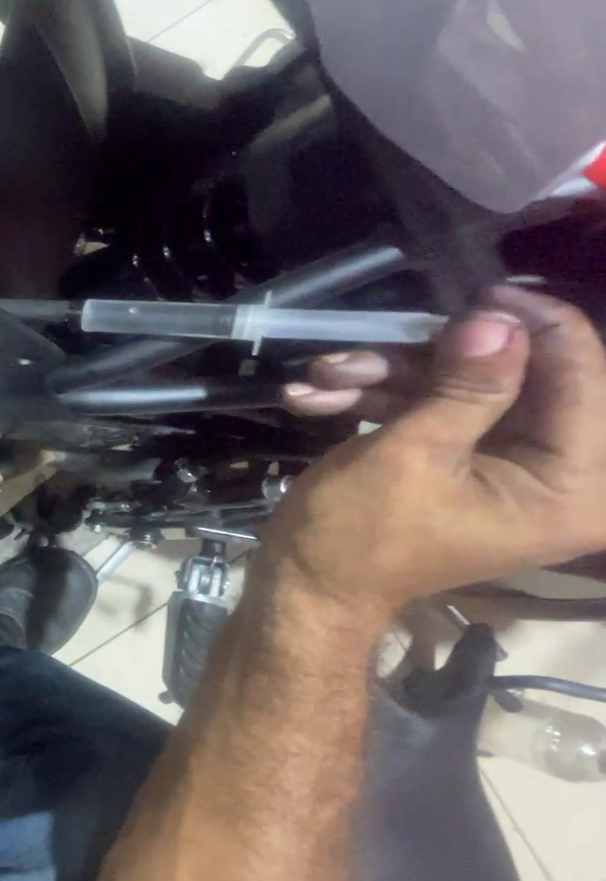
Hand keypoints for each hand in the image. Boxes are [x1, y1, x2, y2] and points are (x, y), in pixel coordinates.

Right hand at [268, 285, 605, 611]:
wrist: (302, 586)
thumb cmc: (356, 535)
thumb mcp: (407, 457)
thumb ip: (464, 389)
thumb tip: (499, 320)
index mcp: (575, 486)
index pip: (586, 385)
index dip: (538, 332)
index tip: (486, 294)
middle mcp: (558, 475)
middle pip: (516, 383)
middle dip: (427, 362)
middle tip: (370, 346)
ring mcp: (503, 469)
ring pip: (461, 393)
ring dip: (384, 379)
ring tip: (319, 379)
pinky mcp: (458, 466)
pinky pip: (432, 415)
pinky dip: (374, 402)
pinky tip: (315, 399)